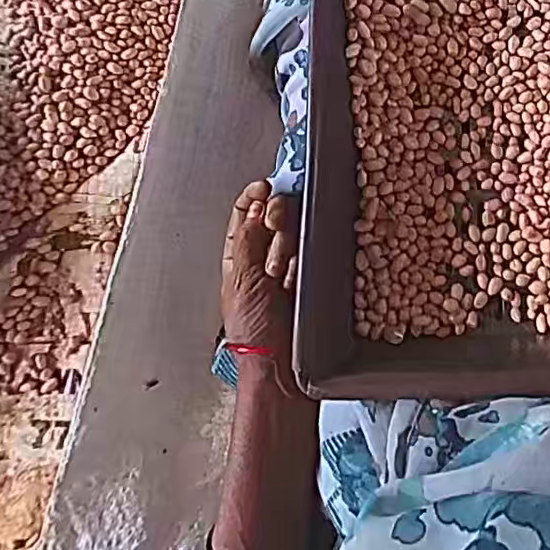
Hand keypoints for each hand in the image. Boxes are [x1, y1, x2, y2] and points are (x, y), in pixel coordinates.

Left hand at [220, 181, 300, 358]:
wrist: (281, 363)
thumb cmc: (254, 331)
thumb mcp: (242, 281)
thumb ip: (248, 240)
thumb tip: (255, 206)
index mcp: (238, 254)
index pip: (245, 212)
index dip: (254, 195)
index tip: (265, 186)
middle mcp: (263, 255)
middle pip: (273, 215)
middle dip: (275, 219)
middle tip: (275, 227)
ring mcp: (289, 264)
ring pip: (293, 232)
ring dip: (287, 247)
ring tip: (281, 275)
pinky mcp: (310, 272)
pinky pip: (311, 250)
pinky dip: (304, 260)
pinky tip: (297, 278)